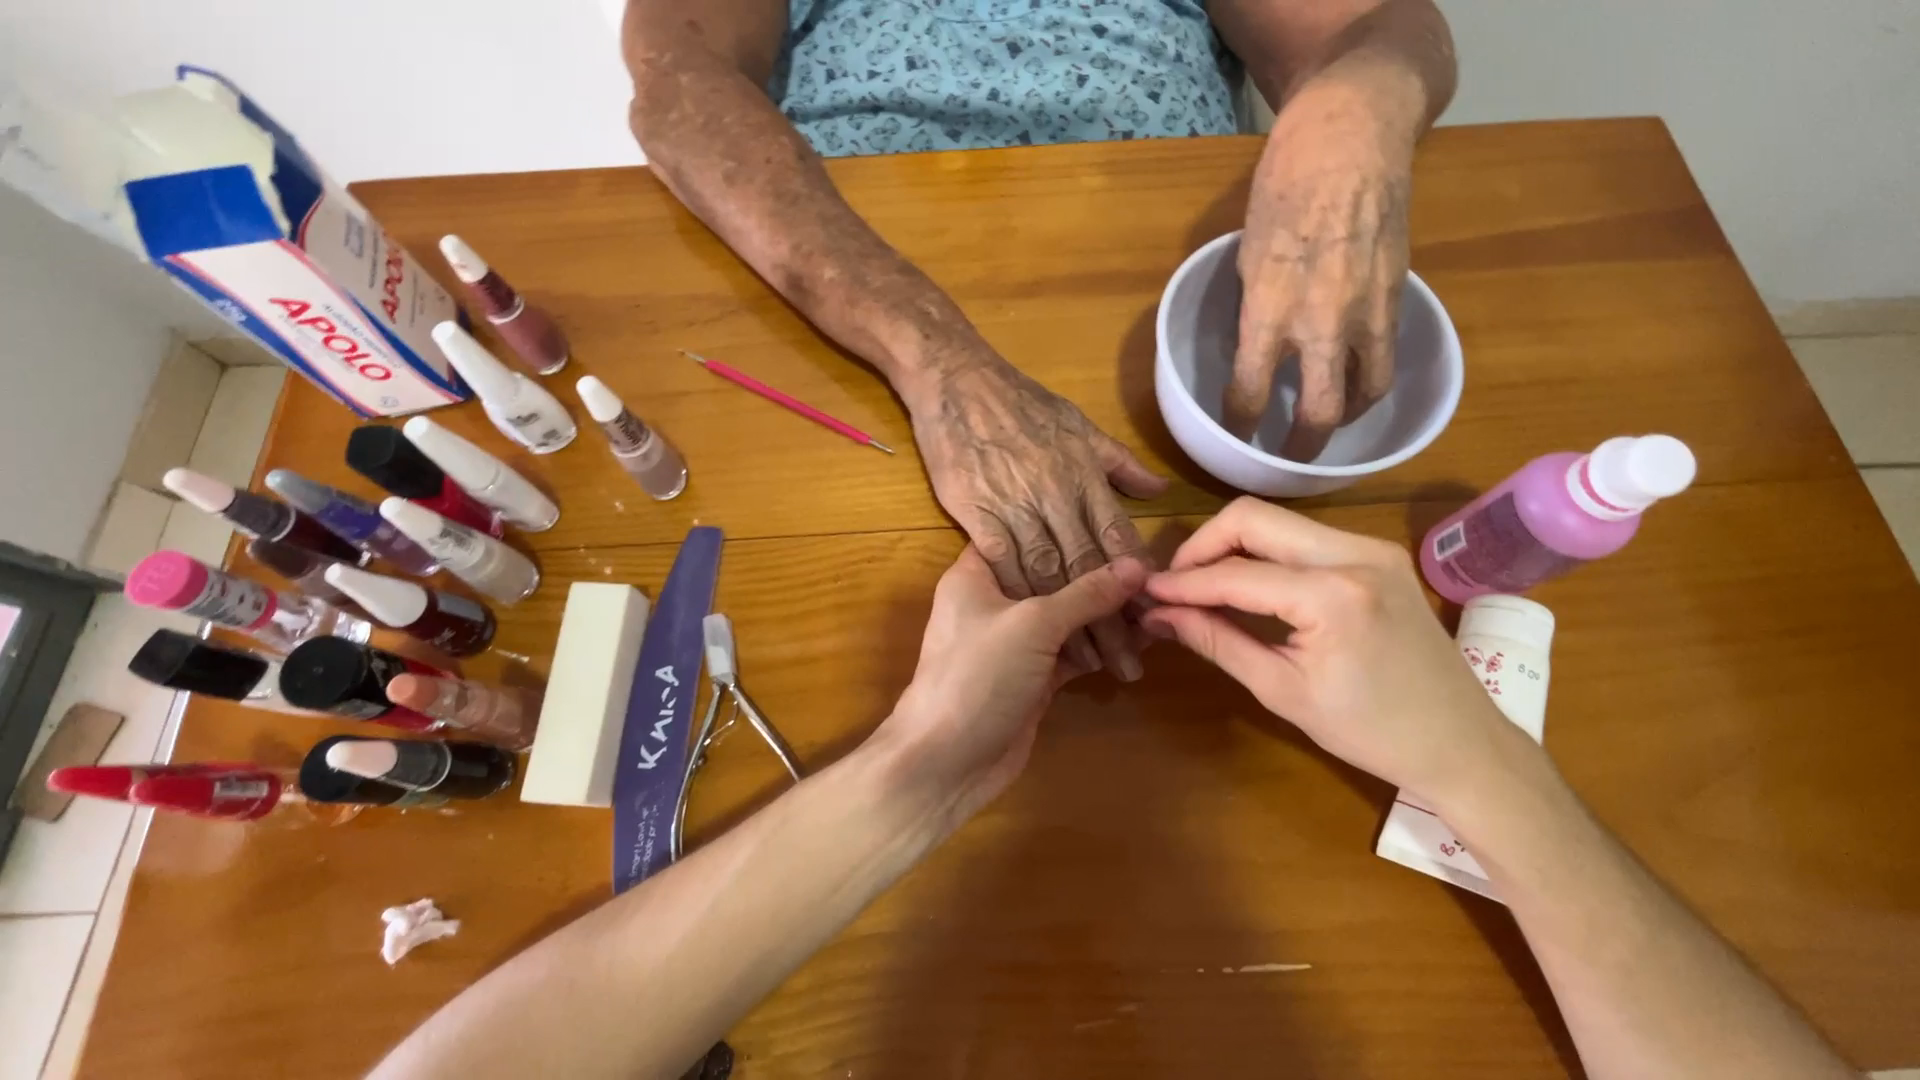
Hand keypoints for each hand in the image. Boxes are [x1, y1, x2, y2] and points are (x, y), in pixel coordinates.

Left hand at [877, 546, 1147, 819]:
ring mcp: (1012, 641)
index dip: (1065, 529)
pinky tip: (1138, 642)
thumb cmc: (978, 675)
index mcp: (975, 575)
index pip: (1022, 535)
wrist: (948, 760)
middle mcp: (992, 601)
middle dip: (1098, 580)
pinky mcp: (1031, 675)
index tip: (1115, 526)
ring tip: (1154, 608)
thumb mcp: (1033, 624)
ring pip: (1066, 617)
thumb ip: (1087, 593)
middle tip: (1150, 574)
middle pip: (1051, 578)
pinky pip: (1071, 651)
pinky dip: (1100, 648)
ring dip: (1105, 617)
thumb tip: (1139, 565)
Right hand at [908, 349, 1167, 681]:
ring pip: (1050, 577)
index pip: (1118, 539)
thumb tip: (1160, 491)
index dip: (1136, 583)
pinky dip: (1020, 602)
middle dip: (1111, 622)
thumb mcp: (1078, 425)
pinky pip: (1004, 567)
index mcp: (1084, 477)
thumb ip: (1119, 464)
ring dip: (1069, 625)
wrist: (957, 382)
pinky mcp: (977, 518)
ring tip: (1089, 665)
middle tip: (1130, 665)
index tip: (1154, 620)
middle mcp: (1057, 498)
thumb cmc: (1020, 402)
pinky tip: (1030, 634)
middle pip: (1089, 570)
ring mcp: (1016, 509)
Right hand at [1141, 497, 1517, 806]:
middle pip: (1253, 518)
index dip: (1182, 582)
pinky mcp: (1378, 555)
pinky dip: (1264, 554)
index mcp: (1333, 595)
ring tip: (1203, 587)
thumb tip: (1158, 615)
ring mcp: (1372, 548)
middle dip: (1202, 546)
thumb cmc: (1370, 732)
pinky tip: (1248, 587)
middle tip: (1174, 584)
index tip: (1144, 593)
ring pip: (1277, 522)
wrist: (1463, 743)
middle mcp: (1355, 553)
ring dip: (1232, 547)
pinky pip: (1303, 538)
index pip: (1235, 574)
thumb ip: (1216, 641)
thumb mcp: (1282, 691)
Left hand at [1227, 71, 1419, 461]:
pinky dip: (1372, 378)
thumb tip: (1253, 346)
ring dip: (1346, 417)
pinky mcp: (1399, 296)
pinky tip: (1357, 379)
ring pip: (1367, 391)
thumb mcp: (1246, 252)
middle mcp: (1322, 320)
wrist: (1353, 137)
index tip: (1235, 435)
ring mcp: (1368, 310)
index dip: (1240, 424)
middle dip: (1301, 446)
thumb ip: (1253, 307)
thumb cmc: (1283, 186)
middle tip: (1289, 458)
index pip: (1250, 391)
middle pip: (1320, 412)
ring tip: (1329, 423)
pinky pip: (1388, 355)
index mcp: (1269, 308)